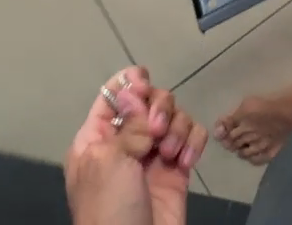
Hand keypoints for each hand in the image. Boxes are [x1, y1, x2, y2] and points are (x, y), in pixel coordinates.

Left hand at [65, 66, 205, 224]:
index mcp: (98, 137)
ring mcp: (152, 156)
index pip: (113, 94)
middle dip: (159, 109)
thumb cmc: (110, 209)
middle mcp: (125, 142)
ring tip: (171, 155)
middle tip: (156, 132)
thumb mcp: (110, 162)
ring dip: (177, 129)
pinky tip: (186, 164)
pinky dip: (193, 143)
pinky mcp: (177, 170)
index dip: (130, 82)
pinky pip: (191, 138)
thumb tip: (134, 85)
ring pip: (173, 116)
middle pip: (150, 100)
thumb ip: (128, 121)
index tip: (144, 83)